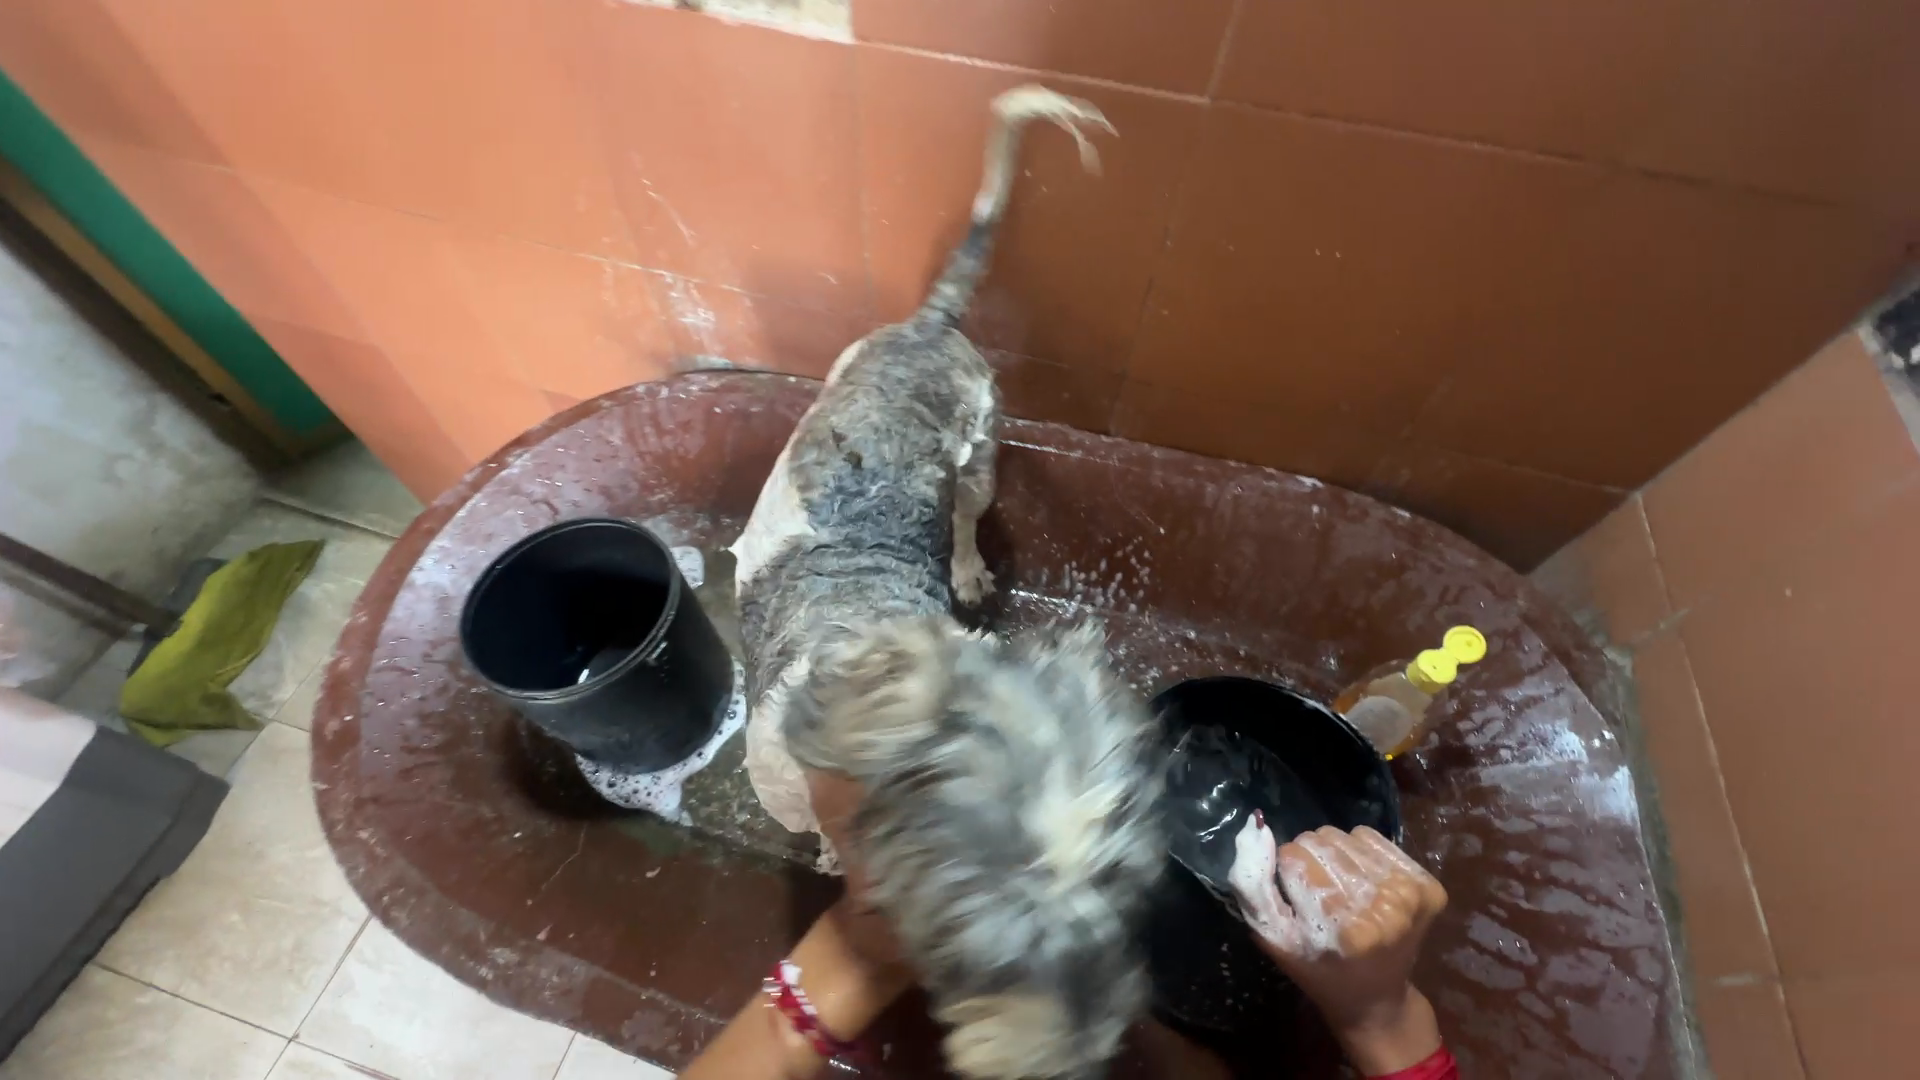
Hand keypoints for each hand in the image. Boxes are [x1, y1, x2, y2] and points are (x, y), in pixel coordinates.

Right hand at [1228, 818, 1446, 1074]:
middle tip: (1316, 892)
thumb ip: (1253, 883)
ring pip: (1344, 834)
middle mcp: (1385, 908)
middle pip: (1320, 840)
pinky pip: (1374, 838)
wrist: (1377, 1001)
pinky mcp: (1429, 886)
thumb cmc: (1317, 968)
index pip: (1293, 855)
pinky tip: (1362, 879)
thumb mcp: (1273, 937)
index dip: (1285, 870)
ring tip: (1338, 885)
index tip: (1294, 896)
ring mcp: (1412, 895)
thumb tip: (1257, 826)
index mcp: (1345, 928)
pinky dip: (1359, 851)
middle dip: (1308, 859)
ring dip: (1333, 854)